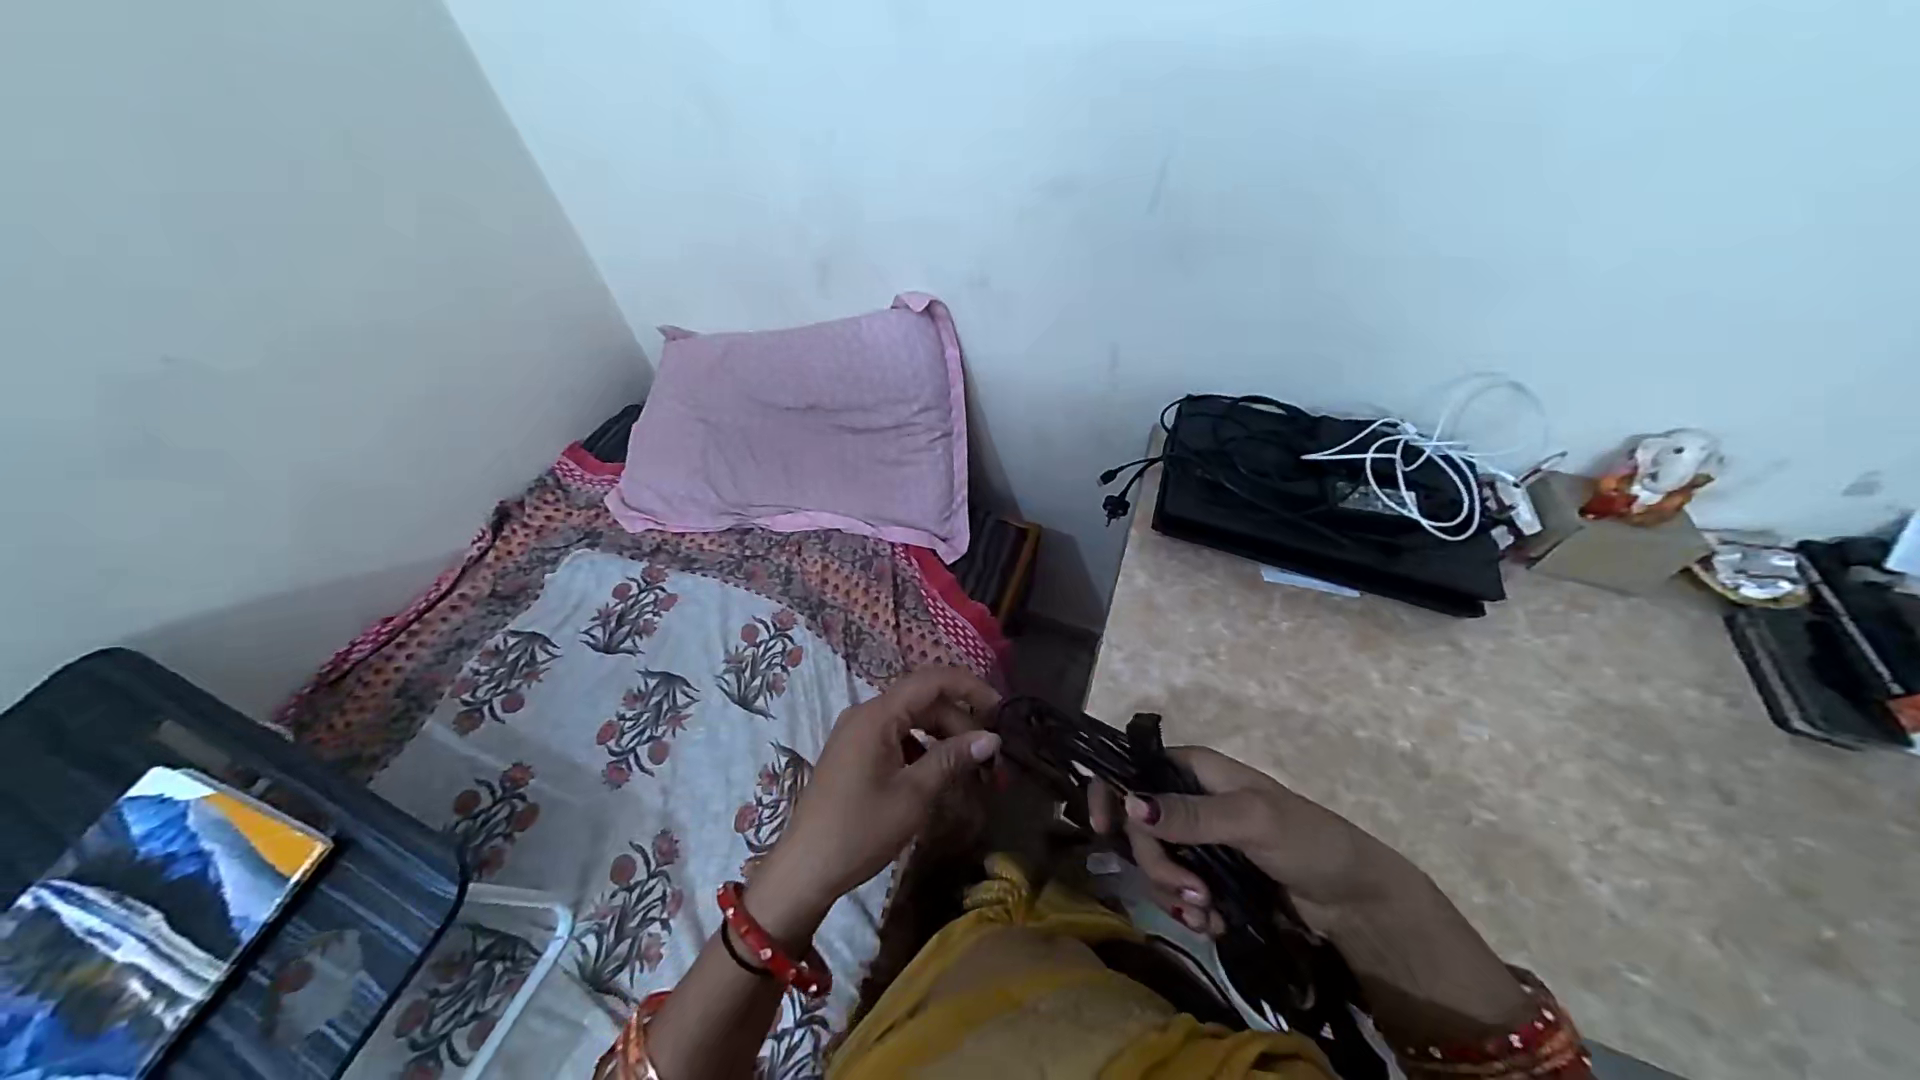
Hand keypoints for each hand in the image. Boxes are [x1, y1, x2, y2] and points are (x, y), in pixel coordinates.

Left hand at [748, 666, 1000, 942]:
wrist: (805, 868)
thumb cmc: (860, 830)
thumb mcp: (913, 795)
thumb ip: (952, 758)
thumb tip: (991, 738)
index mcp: (877, 715)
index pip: (931, 680)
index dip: (969, 687)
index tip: (1000, 710)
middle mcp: (865, 713)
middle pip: (922, 700)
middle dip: (959, 720)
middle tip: (989, 754)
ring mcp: (856, 732)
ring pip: (910, 718)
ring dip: (942, 734)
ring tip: (968, 764)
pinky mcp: (853, 751)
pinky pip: (895, 735)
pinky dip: (920, 746)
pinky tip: (936, 772)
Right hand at [1090, 745, 1532, 1040]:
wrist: (1355, 902)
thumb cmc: (1308, 841)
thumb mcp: (1252, 820)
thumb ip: (1191, 814)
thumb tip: (1131, 804)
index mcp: (1194, 770)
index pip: (1134, 769)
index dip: (1110, 793)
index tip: (1100, 827)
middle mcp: (1186, 801)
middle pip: (1137, 825)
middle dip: (1156, 863)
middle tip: (1190, 892)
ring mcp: (1195, 841)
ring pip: (1151, 862)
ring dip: (1171, 892)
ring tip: (1206, 914)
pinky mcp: (1206, 876)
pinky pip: (1172, 891)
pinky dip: (1184, 910)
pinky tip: (1210, 925)